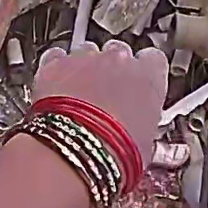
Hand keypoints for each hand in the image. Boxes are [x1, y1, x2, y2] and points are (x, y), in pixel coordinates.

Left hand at [32, 40, 167, 161]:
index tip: (139, 86)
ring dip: (84, 71)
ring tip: (78, 100)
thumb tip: (138, 130)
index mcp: (149, 76)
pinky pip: (56, 57)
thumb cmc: (114, 154)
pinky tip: (56, 89)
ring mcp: (84, 59)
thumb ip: (144, 121)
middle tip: (105, 99)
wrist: (76, 153)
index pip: (153, 59)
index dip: (144, 73)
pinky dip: (56, 70)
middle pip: (118, 53)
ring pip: (86, 53)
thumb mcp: (146, 143)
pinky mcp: (54, 64)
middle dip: (112, 71)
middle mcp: (118, 60)